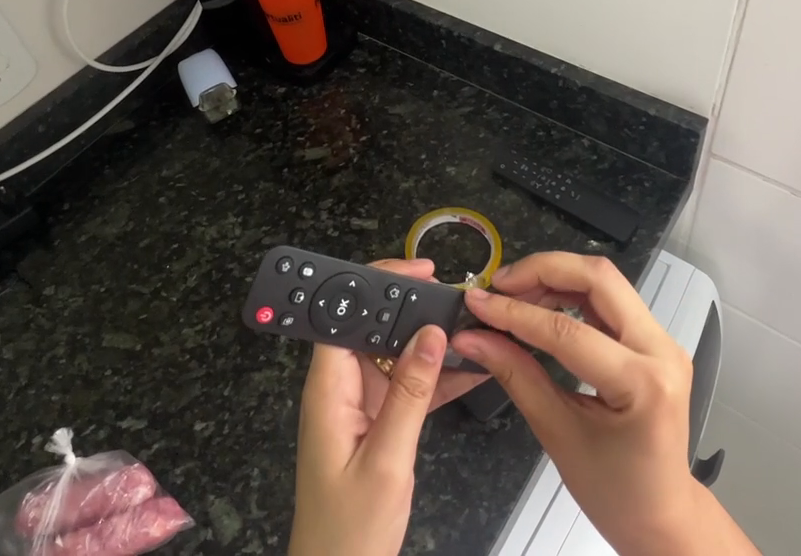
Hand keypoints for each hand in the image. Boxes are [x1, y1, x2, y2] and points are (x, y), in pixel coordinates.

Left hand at [289, 258, 490, 555]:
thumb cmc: (348, 529)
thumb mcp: (385, 460)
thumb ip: (409, 394)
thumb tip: (431, 334)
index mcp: (329, 388)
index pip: (343, 314)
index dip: (376, 283)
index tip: (418, 271)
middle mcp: (341, 387)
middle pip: (373, 327)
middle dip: (411, 307)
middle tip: (456, 297)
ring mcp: (360, 404)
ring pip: (395, 354)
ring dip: (430, 341)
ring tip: (471, 325)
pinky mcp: (377, 423)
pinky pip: (408, 386)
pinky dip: (436, 377)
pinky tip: (471, 367)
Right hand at [451, 253, 758, 555]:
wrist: (661, 515)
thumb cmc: (612, 490)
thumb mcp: (557, 433)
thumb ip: (515, 375)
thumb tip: (471, 337)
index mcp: (643, 384)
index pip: (568, 331)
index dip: (514, 313)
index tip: (474, 303)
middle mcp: (661, 350)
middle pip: (599, 278)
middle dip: (542, 271)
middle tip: (497, 285)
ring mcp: (662, 340)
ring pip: (604, 281)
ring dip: (555, 277)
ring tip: (512, 294)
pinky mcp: (653, 339)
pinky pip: (609, 299)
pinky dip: (570, 292)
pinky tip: (540, 304)